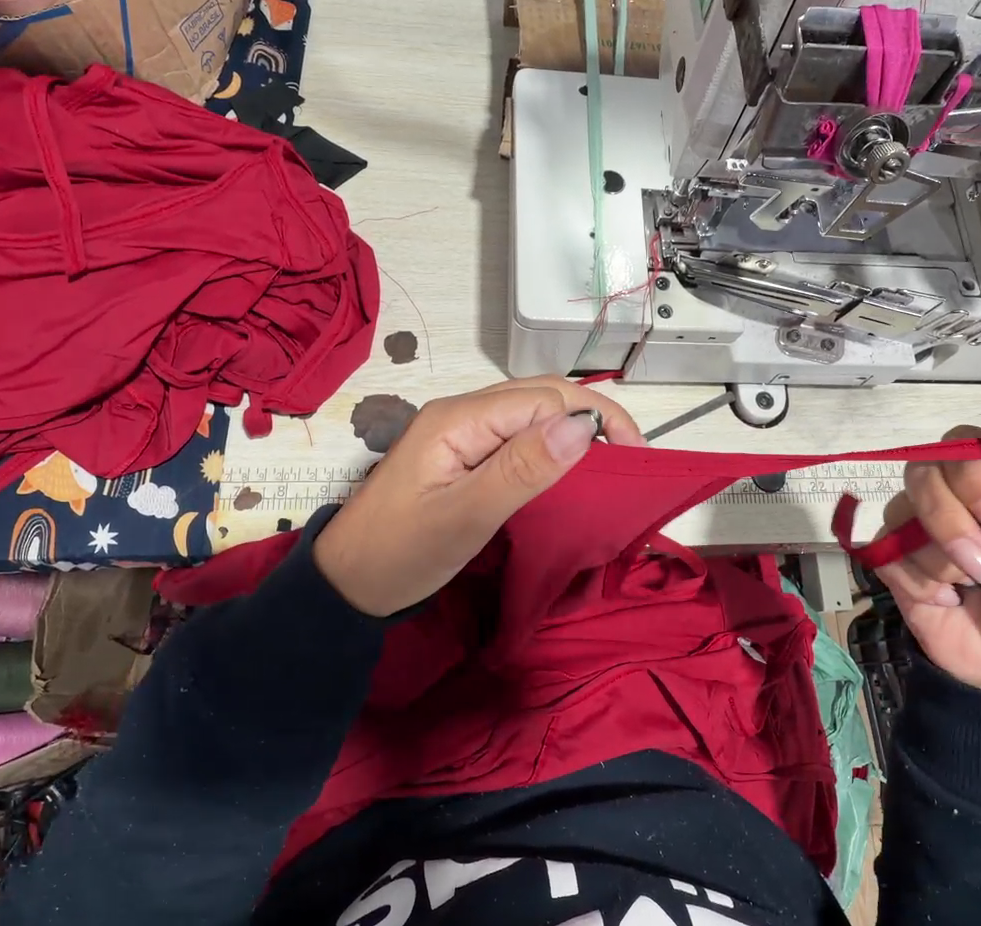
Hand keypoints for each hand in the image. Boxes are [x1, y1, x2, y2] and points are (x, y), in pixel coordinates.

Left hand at [313, 376, 644, 615]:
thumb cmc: (401, 554)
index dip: (595, 419)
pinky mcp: (462, 453)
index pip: (544, 399)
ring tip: (611, 460)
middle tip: (632, 458)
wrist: (346, 584)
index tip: (634, 458)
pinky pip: (516, 434)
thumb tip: (583, 426)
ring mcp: (460, 431)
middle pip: (540, 396)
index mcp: (459, 418)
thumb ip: (523, 469)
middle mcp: (461, 412)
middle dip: (592, 416)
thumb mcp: (465, 517)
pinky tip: (569, 466)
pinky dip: (551, 444)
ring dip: (574, 428)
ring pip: (531, 413)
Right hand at [869, 420, 980, 696]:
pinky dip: (919, 582)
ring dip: (942, 560)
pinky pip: (887, 552)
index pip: (963, 444)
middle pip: (924, 472)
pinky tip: (944, 599)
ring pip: (903, 514)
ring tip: (971, 586)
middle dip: (954, 524)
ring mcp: (916, 526)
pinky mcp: (890, 559)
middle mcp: (950, 495)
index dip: (975, 477)